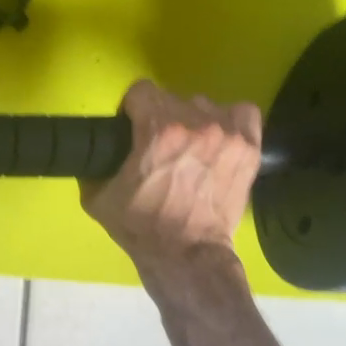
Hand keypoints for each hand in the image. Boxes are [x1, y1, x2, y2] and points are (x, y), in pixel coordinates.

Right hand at [80, 81, 261, 285]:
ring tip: (188, 150)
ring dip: (193, 122)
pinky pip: (240, 114)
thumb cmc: (140, 228)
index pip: (141, 91)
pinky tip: (216, 142)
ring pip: (205, 107)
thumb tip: (96, 157)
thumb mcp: (99, 201)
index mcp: (159, 132)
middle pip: (173, 100)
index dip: (130, 109)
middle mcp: (198, 124)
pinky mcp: (249, 147)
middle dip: (161, 119)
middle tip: (156, 149)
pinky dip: (227, 123)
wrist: (186, 254)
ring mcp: (229, 133)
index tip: (129, 128)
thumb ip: (95, 169)